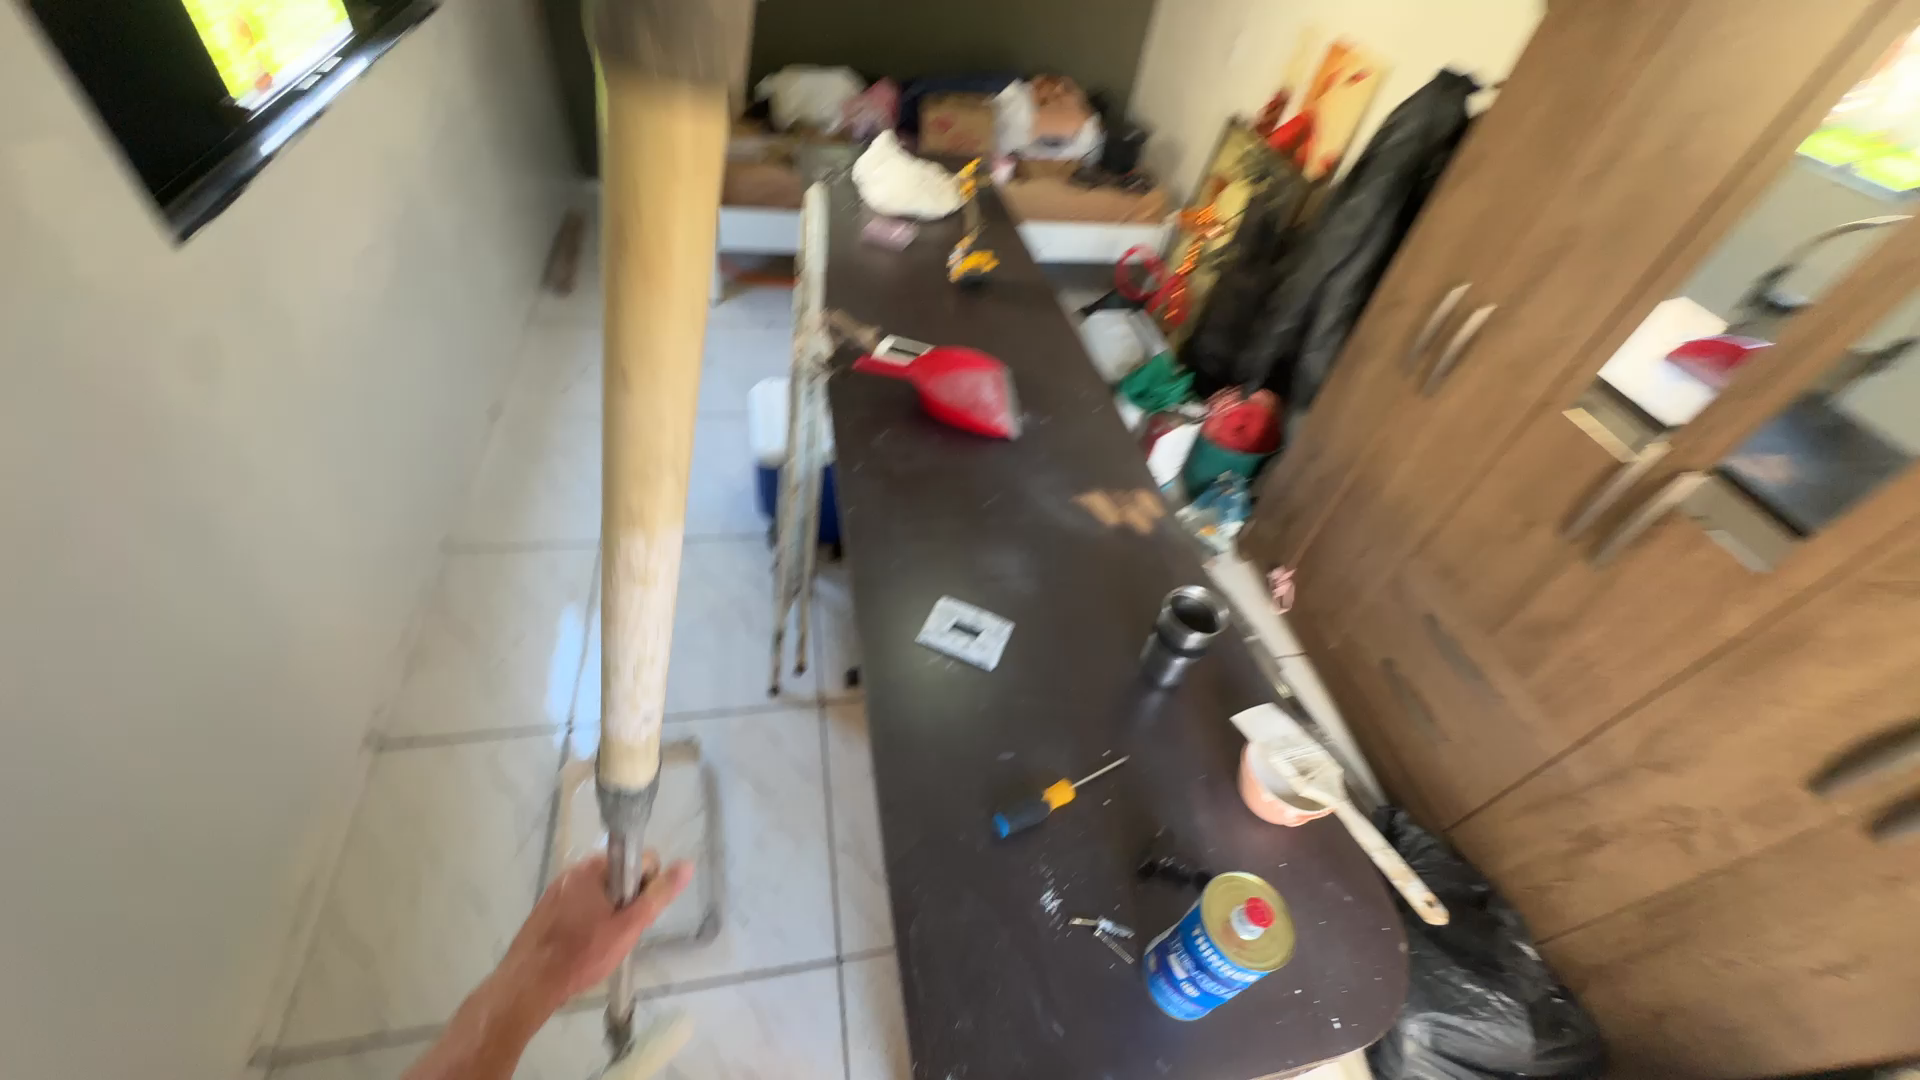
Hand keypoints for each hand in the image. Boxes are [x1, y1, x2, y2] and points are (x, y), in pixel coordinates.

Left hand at [503, 852, 694, 1007]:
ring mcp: (557, 888)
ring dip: (608, 909)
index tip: (638, 914)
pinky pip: (580, 902)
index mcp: (595, 866)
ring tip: (602, 941)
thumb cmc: (581, 955)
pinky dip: (588, 917)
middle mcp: (575, 869)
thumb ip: (658, 894)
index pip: (641, 859)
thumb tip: (687, 865)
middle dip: (627, 899)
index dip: (648, 885)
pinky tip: (582, 944)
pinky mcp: (545, 907)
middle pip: (620, 874)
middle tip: (621, 931)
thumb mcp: (629, 926)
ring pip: (600, 890)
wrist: (525, 987)